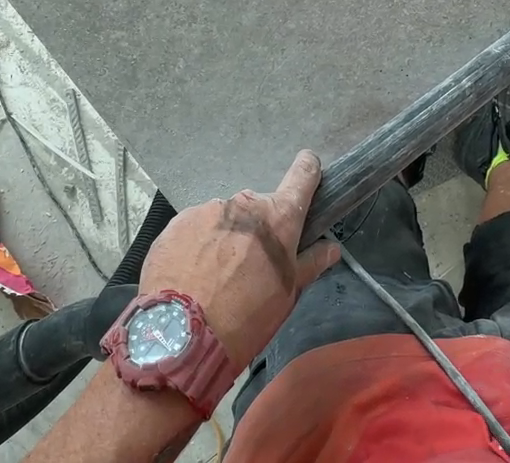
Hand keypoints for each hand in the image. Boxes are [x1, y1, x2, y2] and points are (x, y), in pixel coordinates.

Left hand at [137, 150, 341, 366]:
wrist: (180, 338)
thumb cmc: (246, 317)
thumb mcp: (287, 294)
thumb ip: (310, 263)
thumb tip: (332, 247)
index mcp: (278, 217)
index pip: (303, 174)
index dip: (309, 171)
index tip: (309, 173)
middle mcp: (243, 204)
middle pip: (258, 206)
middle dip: (258, 227)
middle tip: (249, 263)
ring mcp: (207, 210)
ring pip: (225, 218)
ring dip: (225, 236)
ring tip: (213, 275)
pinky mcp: (176, 223)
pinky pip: (194, 228)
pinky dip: (196, 244)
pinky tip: (190, 274)